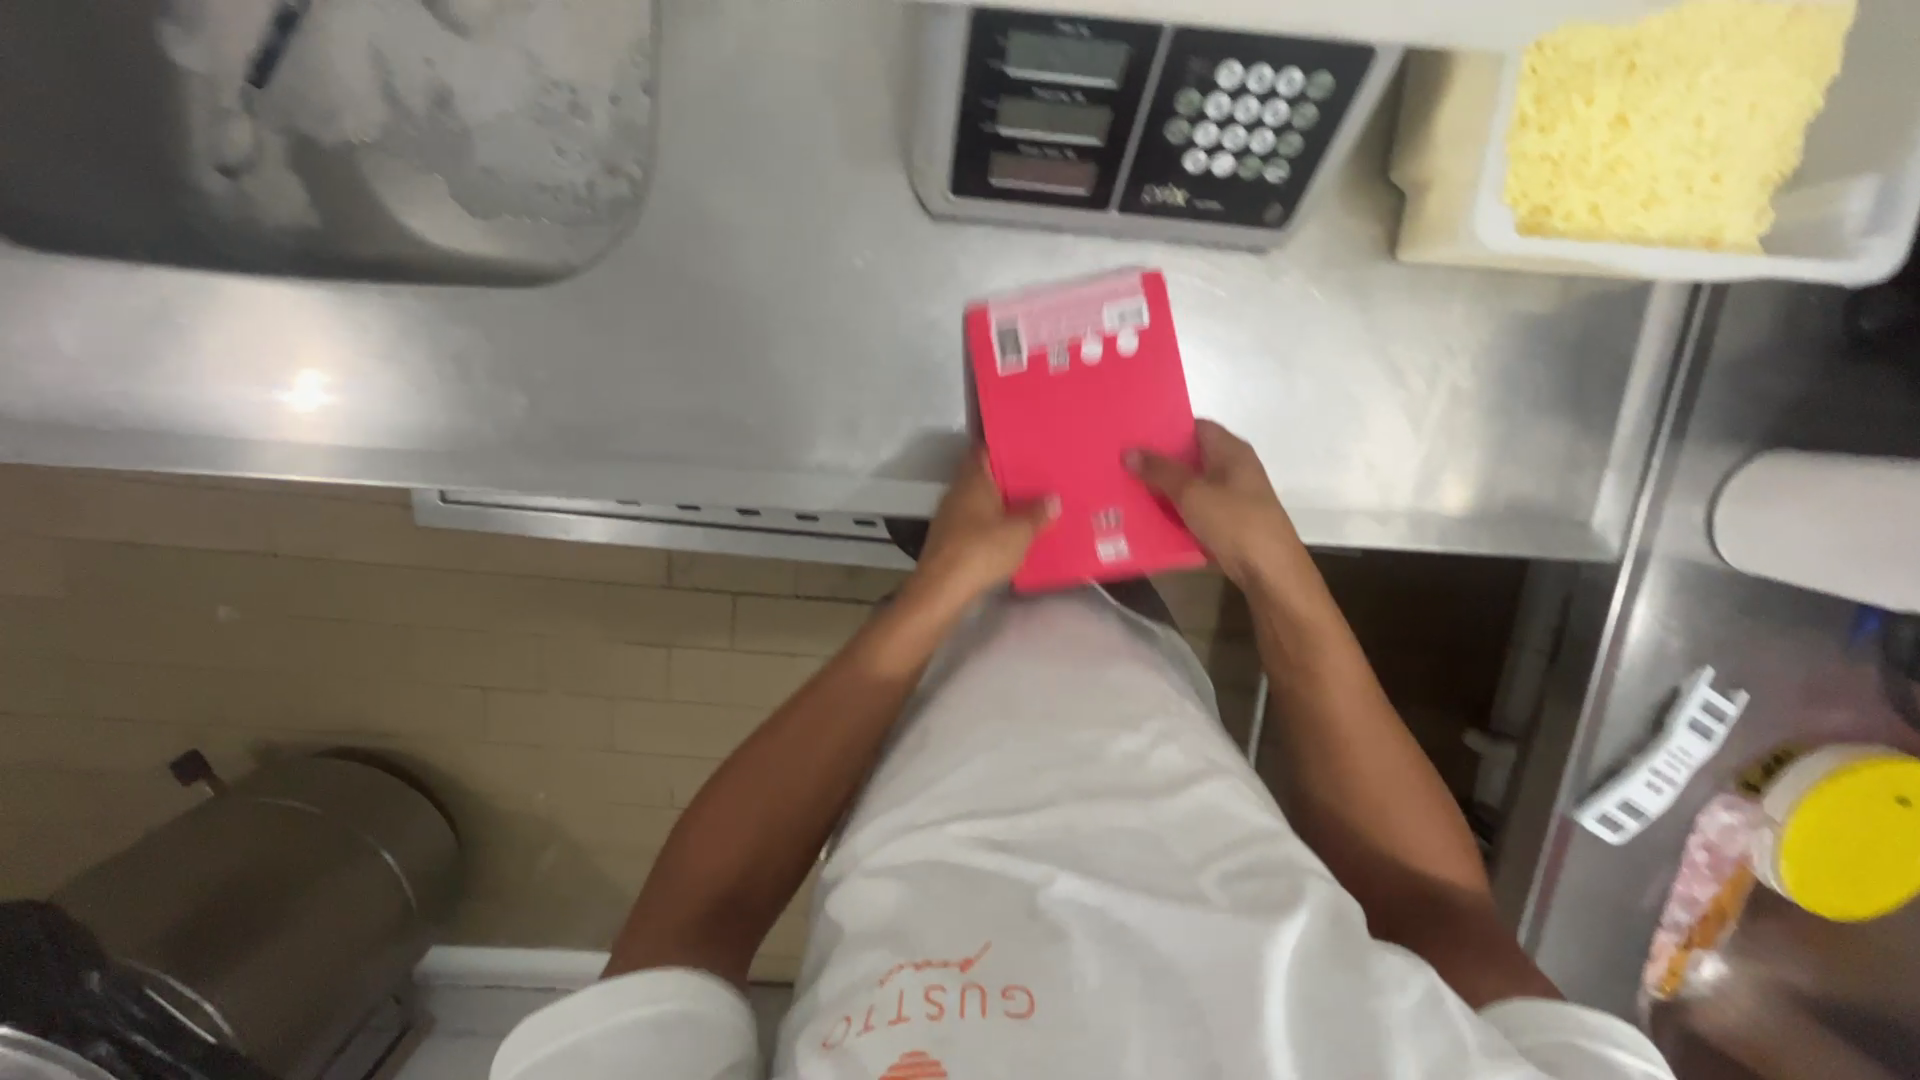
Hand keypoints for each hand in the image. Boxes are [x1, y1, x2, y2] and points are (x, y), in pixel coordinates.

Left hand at [911, 449, 1057, 604]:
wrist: (942, 589)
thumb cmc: (981, 550)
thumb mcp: (1019, 532)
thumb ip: (1037, 513)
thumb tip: (1053, 498)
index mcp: (973, 479)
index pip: (984, 448)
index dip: (1002, 444)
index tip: (1025, 444)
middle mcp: (957, 491)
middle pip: (982, 475)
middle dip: (1006, 476)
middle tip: (1036, 475)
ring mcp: (950, 515)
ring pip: (978, 499)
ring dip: (999, 501)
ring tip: (1029, 503)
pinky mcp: (949, 538)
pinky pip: (975, 521)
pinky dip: (991, 521)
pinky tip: (1010, 531)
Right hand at [1127, 420, 1308, 589]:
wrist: (1269, 570)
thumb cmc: (1234, 521)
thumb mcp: (1192, 493)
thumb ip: (1160, 471)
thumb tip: (1129, 451)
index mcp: (1231, 450)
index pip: (1195, 426)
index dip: (1166, 428)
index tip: (1135, 436)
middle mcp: (1233, 468)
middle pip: (1190, 457)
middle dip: (1158, 462)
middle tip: (1123, 464)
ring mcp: (1231, 496)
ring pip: (1190, 486)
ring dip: (1163, 489)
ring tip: (1126, 489)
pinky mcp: (1226, 522)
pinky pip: (1193, 510)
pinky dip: (1174, 512)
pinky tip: (1147, 518)